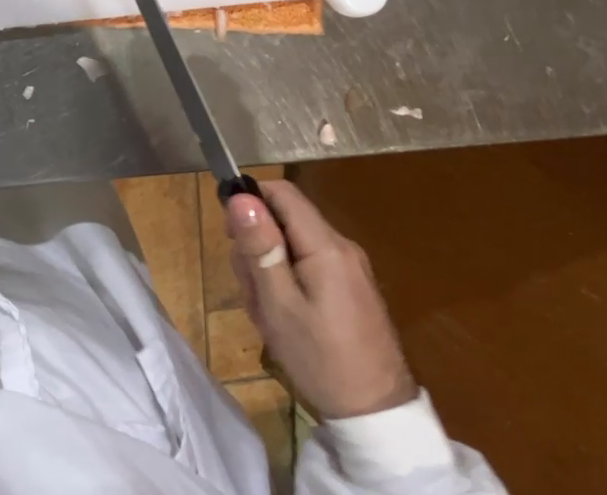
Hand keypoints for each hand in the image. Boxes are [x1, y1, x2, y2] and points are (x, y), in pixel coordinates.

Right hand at [225, 179, 416, 419]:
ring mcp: (350, 268)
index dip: (250, 202)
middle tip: (251, 289)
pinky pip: (308, 266)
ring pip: (293, 244)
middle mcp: (342, 247)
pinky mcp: (350, 288)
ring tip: (266, 311)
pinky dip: (287, 282)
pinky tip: (283, 317)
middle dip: (257, 245)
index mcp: (326, 246)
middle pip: (285, 219)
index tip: (230, 235)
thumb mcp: (277, 305)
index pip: (282, 193)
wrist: (376, 413)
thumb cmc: (320, 358)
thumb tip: (240, 198)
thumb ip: (259, 248)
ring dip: (269, 269)